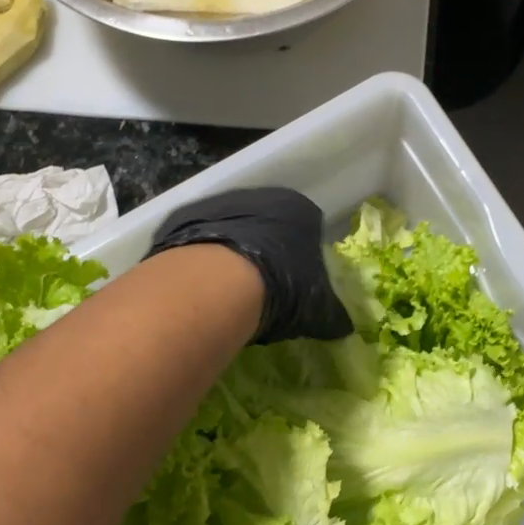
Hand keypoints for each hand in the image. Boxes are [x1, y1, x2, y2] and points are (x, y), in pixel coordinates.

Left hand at [145, 187, 353, 344]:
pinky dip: (202, 260)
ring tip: (228, 293)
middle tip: (262, 289)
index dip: (302, 258)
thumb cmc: (281, 289)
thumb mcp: (317, 310)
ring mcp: (216, 204)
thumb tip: (342, 327)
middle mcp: (259, 196)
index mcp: (298, 209)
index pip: (307, 227)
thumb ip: (331, 316)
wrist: (216, 283)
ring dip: (231, 254)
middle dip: (265, 254)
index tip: (296, 284)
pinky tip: (202, 288)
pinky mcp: (181, 219)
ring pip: (230, 231)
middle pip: (266, 227)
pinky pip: (198, 241)